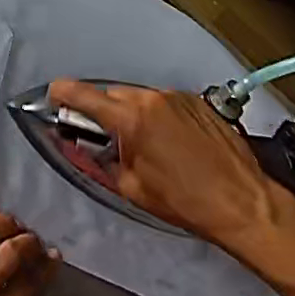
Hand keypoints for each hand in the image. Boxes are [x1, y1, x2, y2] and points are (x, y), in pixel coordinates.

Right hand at [47, 80, 294, 251]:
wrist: (241, 200)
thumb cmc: (185, 201)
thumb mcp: (131, 188)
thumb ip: (99, 162)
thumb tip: (78, 146)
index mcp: (134, 119)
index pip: (87, 96)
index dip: (64, 94)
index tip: (53, 94)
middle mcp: (154, 98)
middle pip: (113, 94)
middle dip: (101, 111)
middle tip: (99, 136)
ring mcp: (178, 96)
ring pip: (140, 97)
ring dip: (131, 113)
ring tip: (139, 145)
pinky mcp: (197, 101)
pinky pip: (164, 101)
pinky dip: (156, 114)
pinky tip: (165, 141)